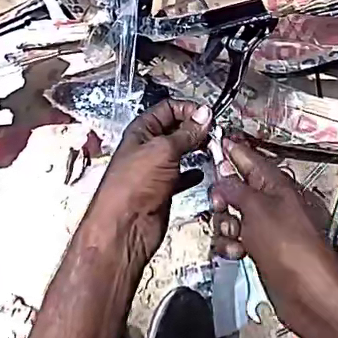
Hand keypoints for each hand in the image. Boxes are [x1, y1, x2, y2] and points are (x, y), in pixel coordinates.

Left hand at [86, 98, 210, 268]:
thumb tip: (202, 115)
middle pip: (175, 129)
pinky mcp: (163, 189)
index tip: (206, 115)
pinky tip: (200, 173)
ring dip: (196, 149)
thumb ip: (186, 133)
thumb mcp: (163, 151)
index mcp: (142, 130)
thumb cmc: (131, 187)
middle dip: (195, 128)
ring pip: (180, 152)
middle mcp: (148, 148)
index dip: (188, 109)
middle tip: (213, 132)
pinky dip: (192, 173)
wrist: (124, 228)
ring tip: (212, 148)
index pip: (168, 109)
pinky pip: (180, 176)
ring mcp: (155, 169)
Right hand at [209, 138, 337, 337]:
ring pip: (231, 214)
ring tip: (234, 235)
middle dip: (222, 197)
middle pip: (234, 187)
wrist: (310, 295)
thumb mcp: (257, 210)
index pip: (247, 157)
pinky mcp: (260, 248)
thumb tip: (222, 169)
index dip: (229, 149)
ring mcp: (265, 226)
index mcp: (274, 184)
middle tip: (221, 206)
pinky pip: (234, 238)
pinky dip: (230, 244)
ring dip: (225, 225)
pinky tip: (237, 251)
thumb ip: (235, 188)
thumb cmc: (293, 248)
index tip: (212, 143)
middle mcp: (269, 201)